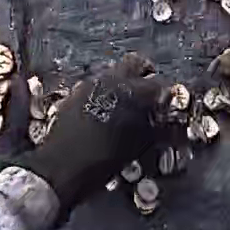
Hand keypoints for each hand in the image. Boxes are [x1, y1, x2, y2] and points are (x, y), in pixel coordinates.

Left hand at [11, 53, 165, 209]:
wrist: (61, 166)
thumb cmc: (104, 160)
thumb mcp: (138, 146)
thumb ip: (155, 126)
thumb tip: (166, 118)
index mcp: (130, 90)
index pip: (158, 83)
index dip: (165, 93)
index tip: (167, 102)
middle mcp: (110, 79)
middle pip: (134, 63)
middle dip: (145, 73)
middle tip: (149, 91)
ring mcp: (89, 83)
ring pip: (113, 72)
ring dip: (123, 82)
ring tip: (127, 102)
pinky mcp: (74, 91)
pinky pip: (95, 84)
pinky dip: (105, 91)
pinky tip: (105, 108)